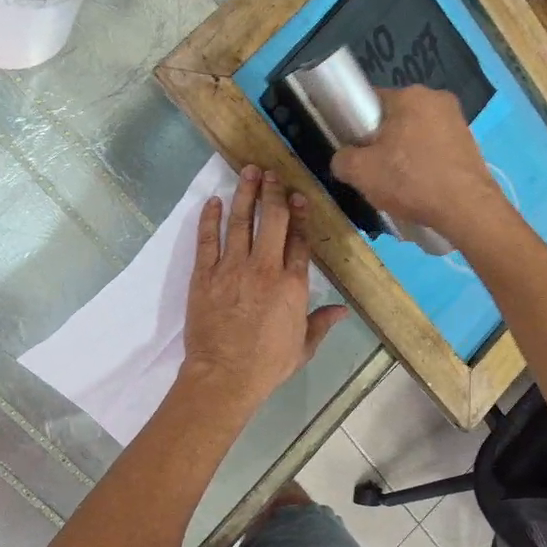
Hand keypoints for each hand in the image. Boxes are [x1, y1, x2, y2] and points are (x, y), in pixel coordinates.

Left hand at [180, 165, 348, 412]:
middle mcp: (265, 268)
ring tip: (247, 171)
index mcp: (293, 285)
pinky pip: (207, 239)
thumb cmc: (267, 365)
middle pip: (273, 220)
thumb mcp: (303, 347)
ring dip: (246, 193)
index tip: (298, 197)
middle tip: (271, 174)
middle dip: (274, 193)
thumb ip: (321, 323)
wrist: (225, 375)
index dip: (300, 215)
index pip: (299, 240)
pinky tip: (214, 201)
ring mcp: (232, 268)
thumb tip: (342, 310)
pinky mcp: (204, 274)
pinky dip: (210, 218)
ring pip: (241, 221)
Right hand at [330, 86, 518, 248]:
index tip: (355, 152)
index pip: (371, 102)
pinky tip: (422, 189)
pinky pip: (435, 151)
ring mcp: (457, 121)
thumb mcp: (361, 173)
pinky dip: (425, 166)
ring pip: (416, 137)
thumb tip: (343, 159)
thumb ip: (342, 159)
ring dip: (405, 157)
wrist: (466, 209)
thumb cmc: (411, 181)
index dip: (356, 127)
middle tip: (376, 174)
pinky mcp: (470, 144)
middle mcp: (436, 98)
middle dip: (383, 144)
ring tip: (400, 186)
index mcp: (409, 95)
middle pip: (395, 120)